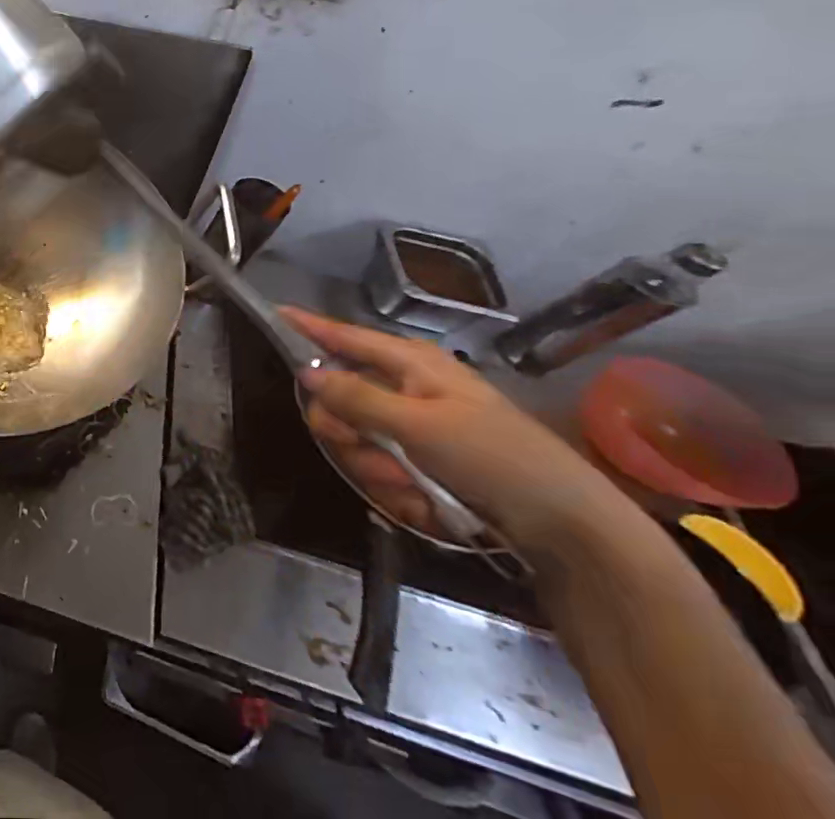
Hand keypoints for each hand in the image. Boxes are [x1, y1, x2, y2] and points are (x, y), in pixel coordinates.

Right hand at [284, 307, 620, 547]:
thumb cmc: (494, 457)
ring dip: (375, 468)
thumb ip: (357, 397)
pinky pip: (376, 470)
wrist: (560, 523)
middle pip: (336, 399)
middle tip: (359, 445)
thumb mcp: (419, 424)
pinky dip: (393, 489)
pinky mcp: (416, 463)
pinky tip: (422, 501)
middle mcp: (404, 391)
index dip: (309, 327)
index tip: (274, 312)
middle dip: (344, 431)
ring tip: (411, 485)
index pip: (346, 337)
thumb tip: (305, 371)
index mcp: (411, 365)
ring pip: (353, 441)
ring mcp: (409, 429)